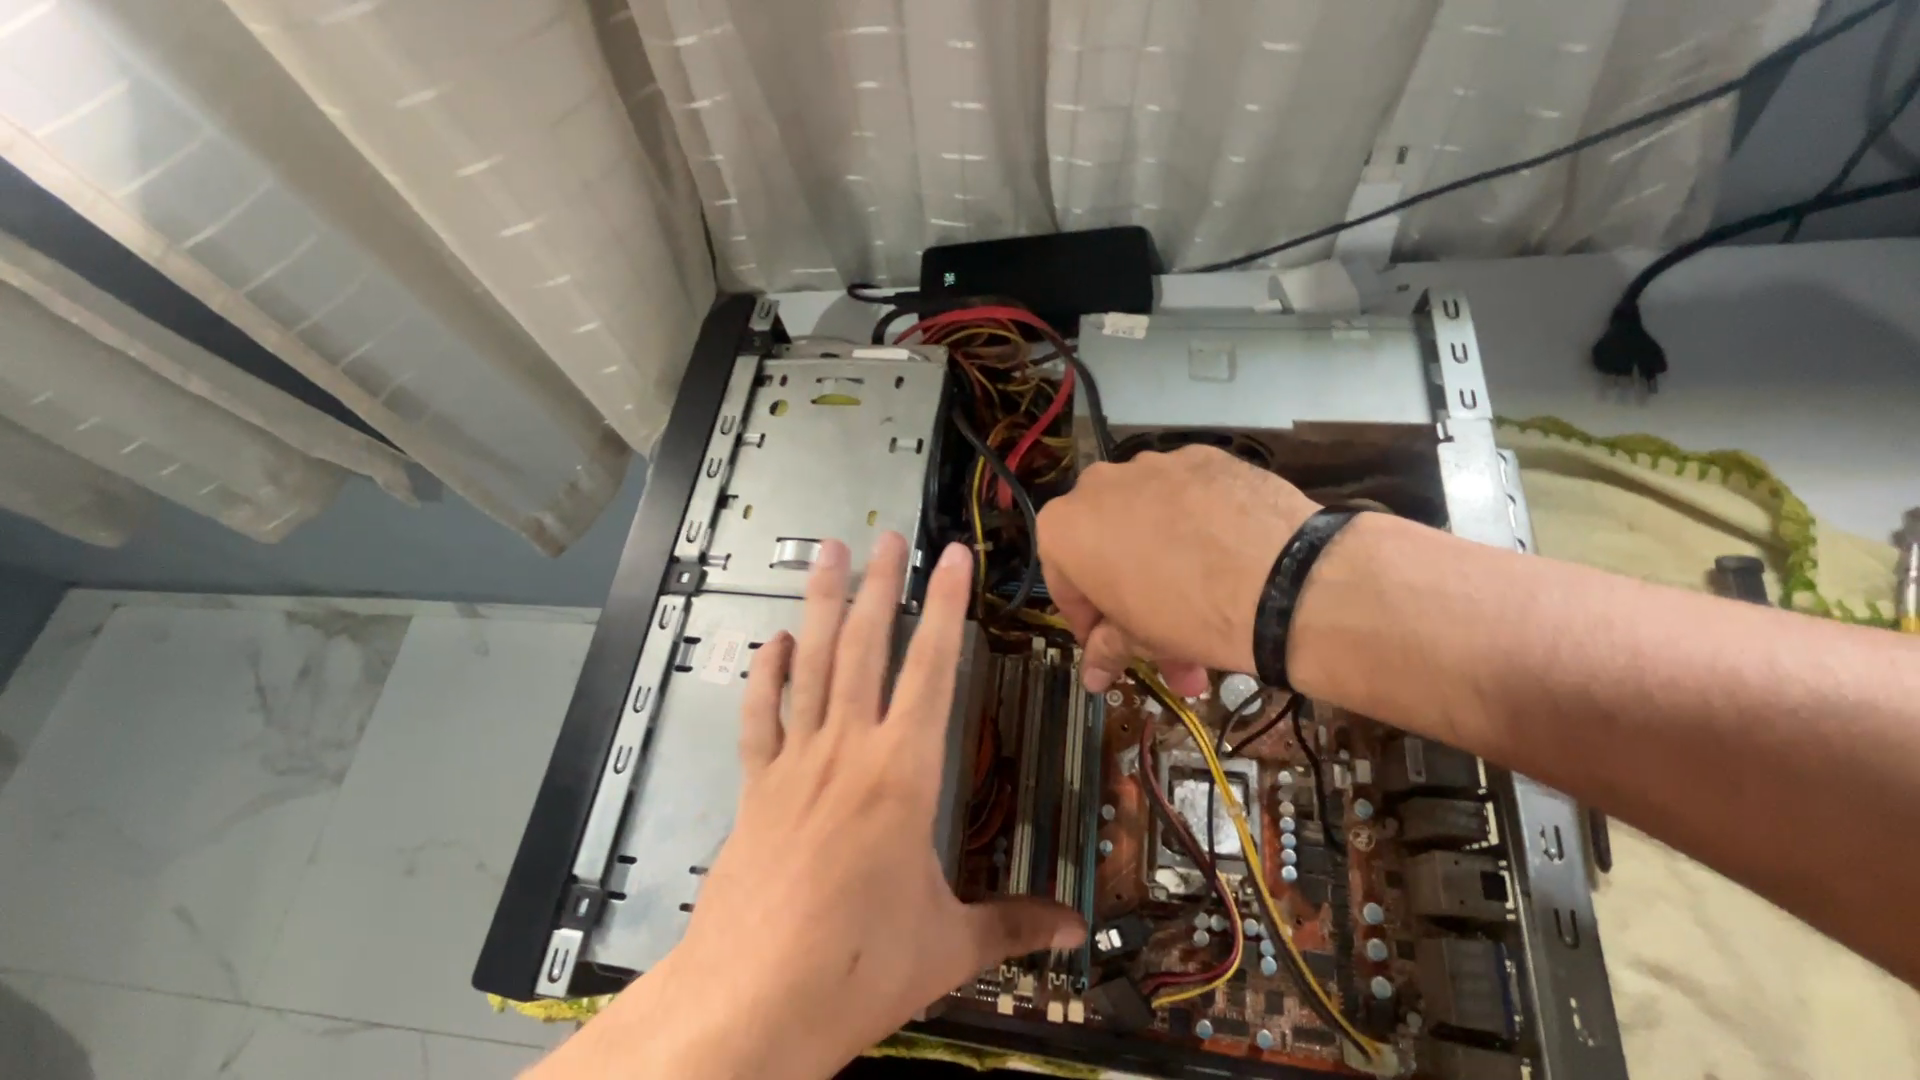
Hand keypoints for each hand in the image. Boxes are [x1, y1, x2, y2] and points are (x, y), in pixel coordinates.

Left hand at [537, 533, 1084, 1079]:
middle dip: (882, 586)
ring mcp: (794, 764)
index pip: (932, 670)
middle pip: (866, 648)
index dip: (947, 608)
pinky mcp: (754, 789)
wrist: (752, 1001)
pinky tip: (773, 641)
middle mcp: (847, 752)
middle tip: (889, 536)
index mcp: (903, 775)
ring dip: (823, 605)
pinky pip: (759, 717)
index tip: (952, 558)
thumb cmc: (858, 967)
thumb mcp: (948, 946)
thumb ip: (1013, 924)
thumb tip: (1075, 927)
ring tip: (830, 553)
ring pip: (812, 665)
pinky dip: (766, 674)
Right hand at [1036, 445, 1320, 694]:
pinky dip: (1198, 525)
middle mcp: (1098, 485)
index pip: (1064, 582)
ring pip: (1148, 519)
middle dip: (1132, 597)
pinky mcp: (1205, 456)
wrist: (1281, 580)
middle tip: (1163, 641)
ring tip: (1204, 611)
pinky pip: (1189, 496)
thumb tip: (1095, 676)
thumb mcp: (1140, 640)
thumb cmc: (1188, 614)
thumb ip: (1107, 649)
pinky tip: (1226, 560)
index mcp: (1065, 528)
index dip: (1087, 619)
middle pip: (1107, 546)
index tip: (1109, 644)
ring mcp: (1155, 464)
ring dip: (1165, 561)